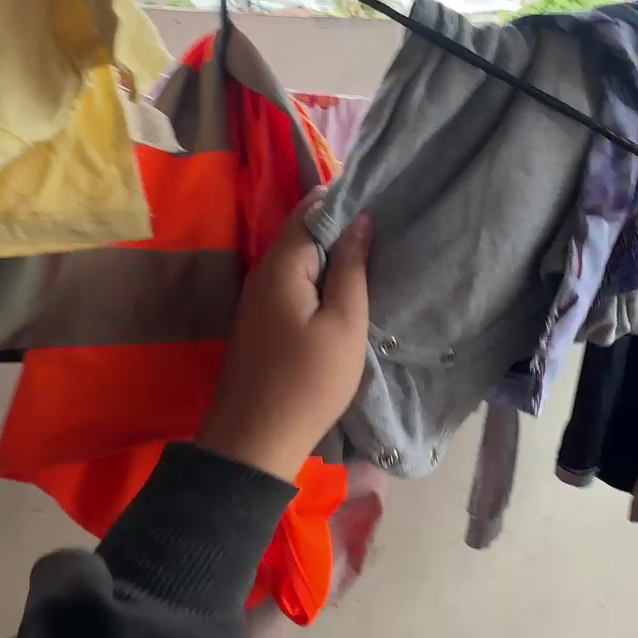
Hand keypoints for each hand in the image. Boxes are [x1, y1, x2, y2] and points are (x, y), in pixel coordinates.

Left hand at [197, 195, 372, 482]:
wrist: (255, 441)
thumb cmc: (308, 381)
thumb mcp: (344, 324)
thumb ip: (352, 268)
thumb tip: (360, 219)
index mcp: (281, 267)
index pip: (310, 212)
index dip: (342, 200)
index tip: (378, 195)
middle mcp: (262, 274)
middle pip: (301, 234)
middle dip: (337, 224)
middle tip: (381, 222)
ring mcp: (257, 299)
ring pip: (296, 259)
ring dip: (328, 252)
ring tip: (369, 249)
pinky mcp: (260, 321)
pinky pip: (291, 282)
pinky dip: (316, 276)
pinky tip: (341, 285)